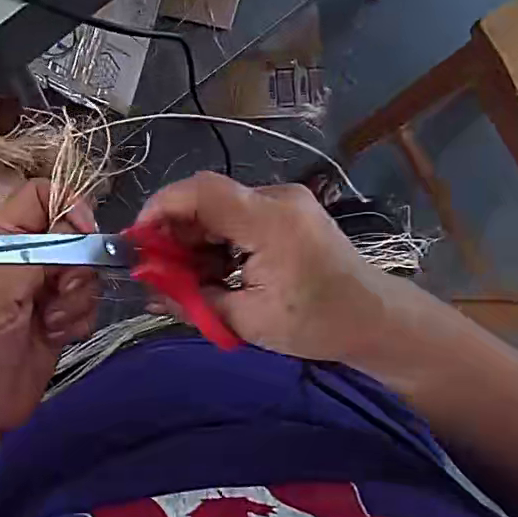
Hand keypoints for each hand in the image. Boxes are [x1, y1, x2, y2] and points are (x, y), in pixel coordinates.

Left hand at [0, 179, 100, 480]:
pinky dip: (79, 319)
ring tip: (51, 323)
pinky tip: (58, 337)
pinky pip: (86, 303)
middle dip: (75, 264)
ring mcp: (41, 292)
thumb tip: (77, 228)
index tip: (83, 235)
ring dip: (76, 297)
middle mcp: (22, 260)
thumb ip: (34, 250)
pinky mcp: (57, 320)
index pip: (39, 196)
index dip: (67, 206)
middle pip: (72, 236)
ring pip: (84, 271)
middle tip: (59, 293)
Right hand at [134, 172, 469, 372]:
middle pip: (206, 198)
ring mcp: (284, 201)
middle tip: (159, 269)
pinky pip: (236, 214)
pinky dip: (216, 239)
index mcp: (271, 221)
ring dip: (195, 238)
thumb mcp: (248, 322)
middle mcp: (277, 198)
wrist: (378, 320)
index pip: (202, 191)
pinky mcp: (287, 210)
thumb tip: (147, 291)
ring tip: (188, 276)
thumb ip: (193, 301)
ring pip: (218, 206)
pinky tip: (214, 269)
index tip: (138, 239)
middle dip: (174, 231)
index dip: (161, 207)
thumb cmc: (318, 324)